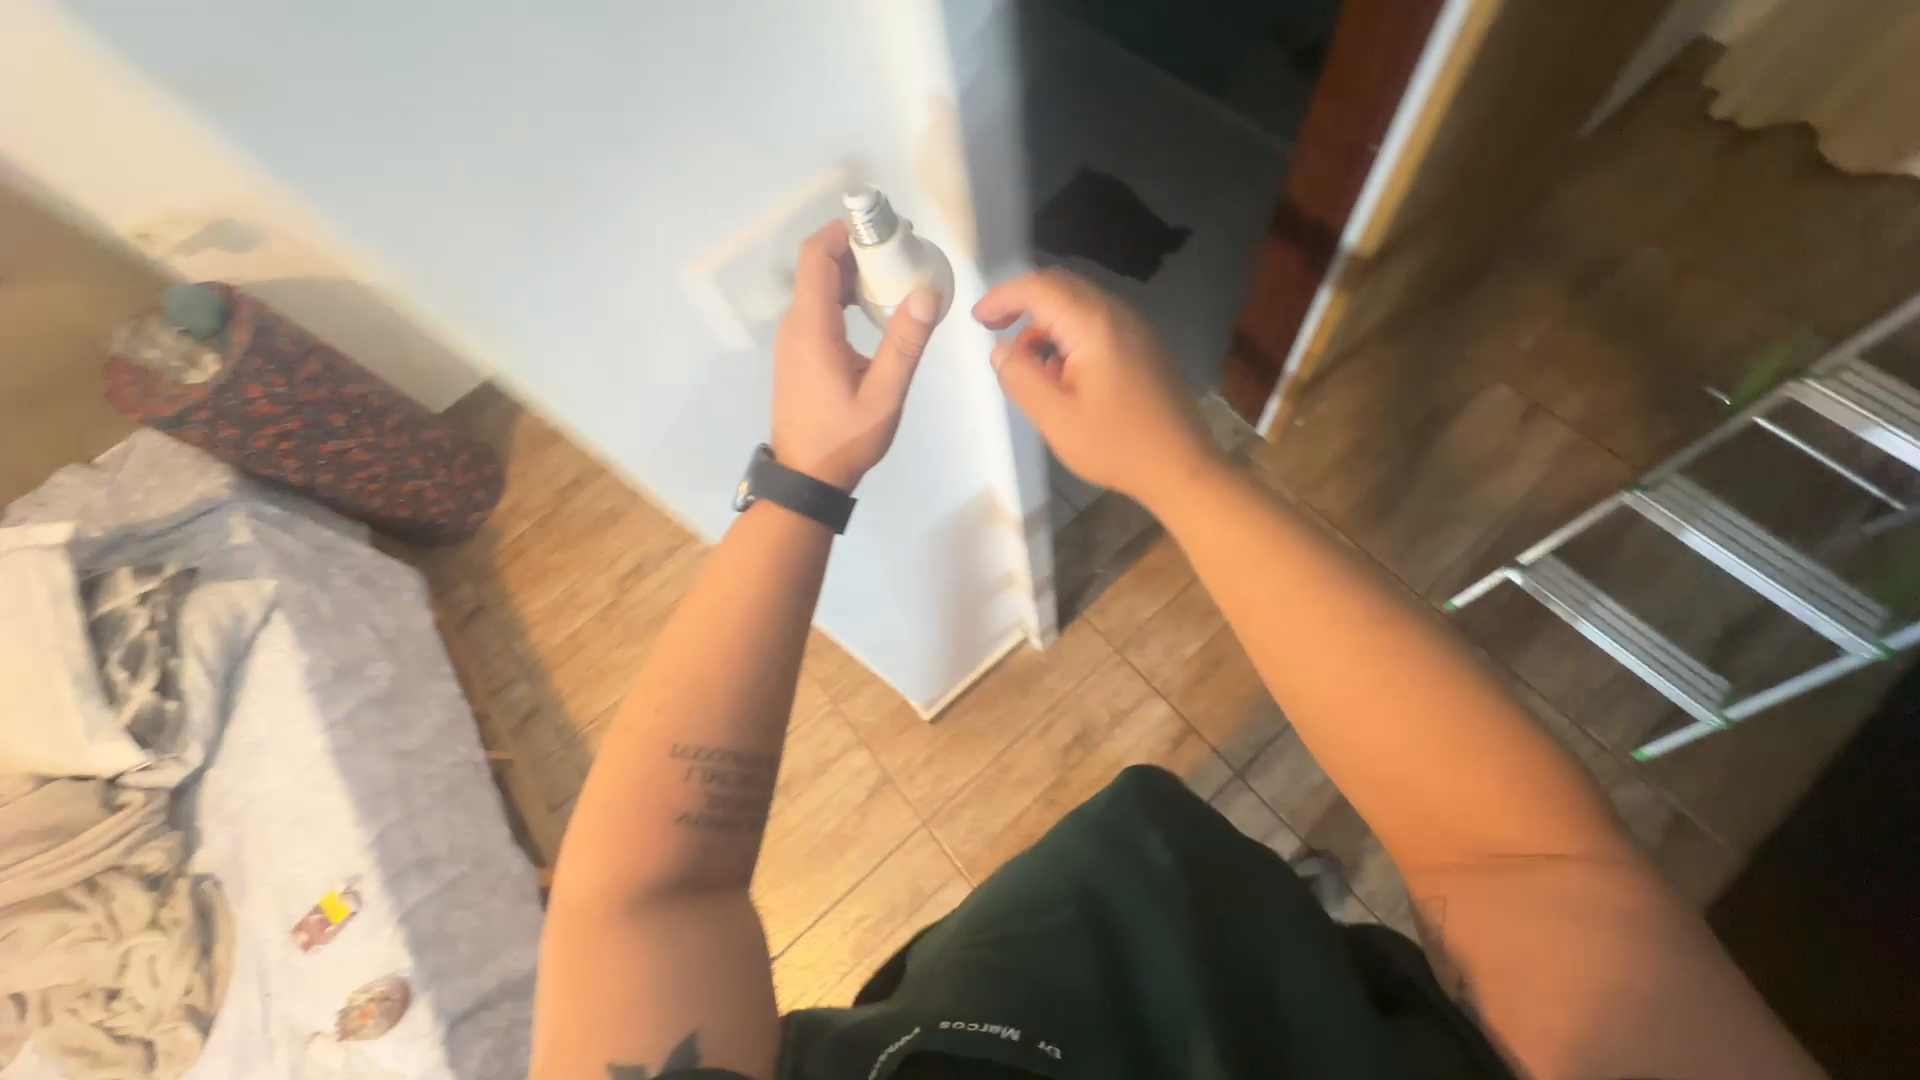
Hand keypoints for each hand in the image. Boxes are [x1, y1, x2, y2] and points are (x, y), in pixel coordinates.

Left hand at [771, 220, 937, 490]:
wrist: (806, 478)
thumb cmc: (844, 439)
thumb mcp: (884, 394)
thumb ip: (905, 343)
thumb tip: (928, 292)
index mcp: (812, 328)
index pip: (816, 258)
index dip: (844, 233)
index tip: (880, 228)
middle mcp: (795, 327)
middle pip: (818, 269)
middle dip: (856, 252)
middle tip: (900, 254)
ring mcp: (793, 342)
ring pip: (818, 290)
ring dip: (852, 277)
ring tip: (894, 280)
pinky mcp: (797, 356)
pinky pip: (817, 312)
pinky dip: (844, 300)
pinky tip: (874, 313)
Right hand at [973, 269, 1219, 508]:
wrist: (1182, 467)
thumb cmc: (1117, 446)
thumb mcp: (1056, 419)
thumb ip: (1022, 379)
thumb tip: (1001, 350)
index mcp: (1095, 326)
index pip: (1040, 288)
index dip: (1003, 296)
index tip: (978, 319)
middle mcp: (1118, 315)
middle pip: (1062, 287)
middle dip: (1022, 302)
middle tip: (994, 329)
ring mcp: (1136, 329)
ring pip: (1080, 305)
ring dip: (1046, 323)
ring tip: (1027, 365)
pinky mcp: (1143, 347)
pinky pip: (1098, 323)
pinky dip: (1068, 335)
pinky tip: (1061, 372)